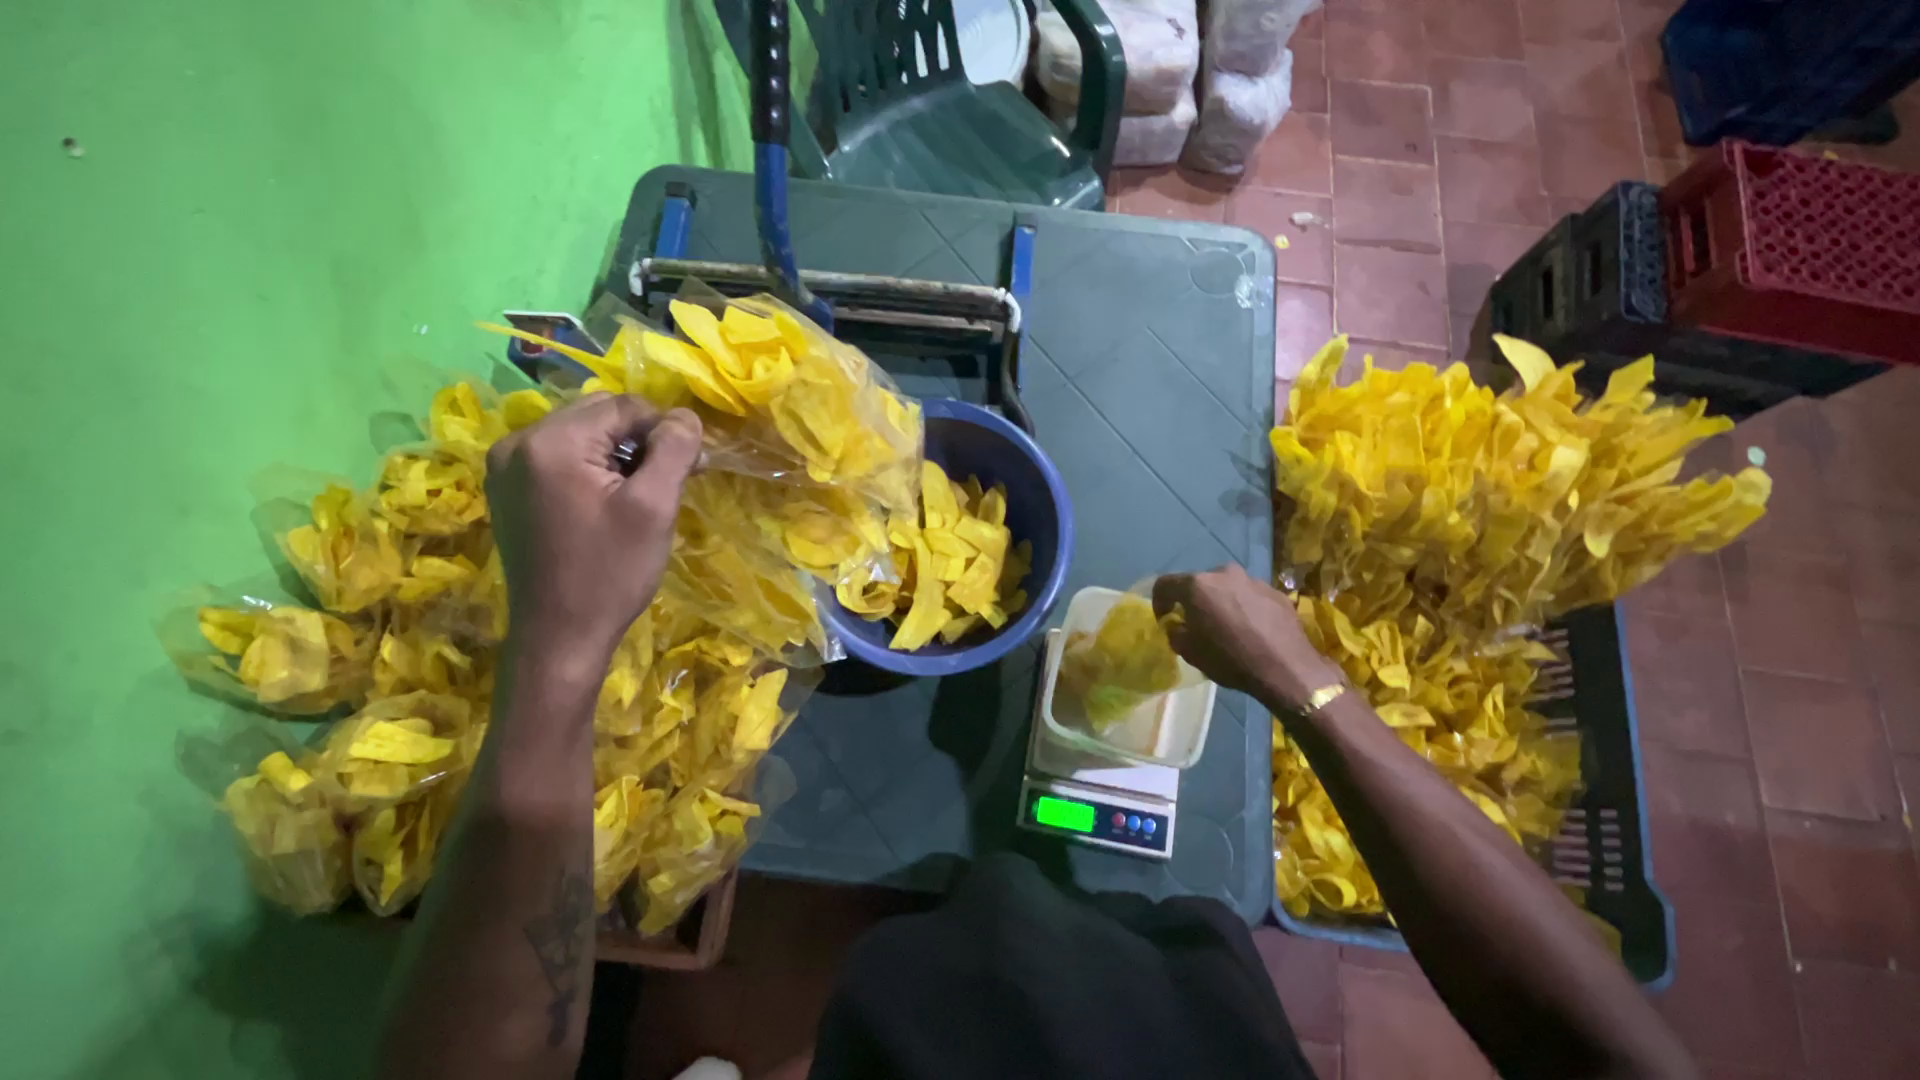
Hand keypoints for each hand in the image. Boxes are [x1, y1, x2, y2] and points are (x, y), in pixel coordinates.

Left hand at [485, 393, 702, 661]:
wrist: (559, 636)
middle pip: (598, 414)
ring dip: (617, 453)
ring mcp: (505, 466)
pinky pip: (560, 456)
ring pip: (580, 434)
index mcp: (551, 442)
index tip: (693, 466)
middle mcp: (518, 441)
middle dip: (640, 439)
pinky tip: (609, 500)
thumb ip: (674, 450)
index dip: (665, 429)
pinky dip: (591, 468)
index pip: (624, 406)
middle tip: (670, 480)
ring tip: (641, 493)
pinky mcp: (507, 489)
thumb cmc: (610, 573)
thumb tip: (685, 416)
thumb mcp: (654, 507)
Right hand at [1151, 564, 1344, 708]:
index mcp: (1198, 586)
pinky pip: (1250, 596)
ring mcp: (1253, 580)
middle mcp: (1224, 574)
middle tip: (1197, 623)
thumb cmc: (1230, 659)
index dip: (1159, 602)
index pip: (1165, 584)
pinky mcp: (1275, 592)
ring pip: (1227, 588)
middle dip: (1194, 601)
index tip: (1165, 620)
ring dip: (1222, 603)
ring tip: (1228, 627)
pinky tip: (1252, 630)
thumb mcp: (1190, 652)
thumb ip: (1176, 632)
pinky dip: (1245, 608)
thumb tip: (1178, 625)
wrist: (1286, 668)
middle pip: (1199, 583)